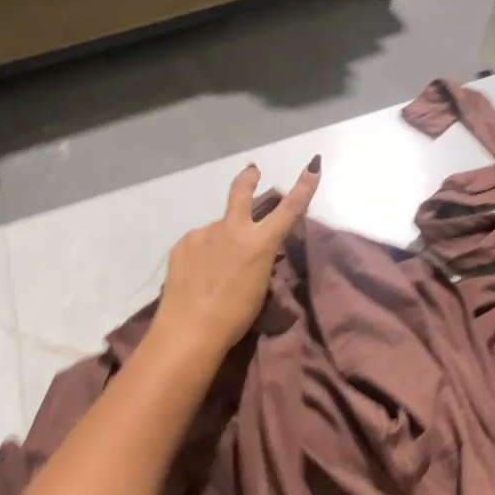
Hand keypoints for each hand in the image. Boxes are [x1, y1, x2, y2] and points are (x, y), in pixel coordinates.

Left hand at [149, 157, 321, 360]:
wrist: (189, 329)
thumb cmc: (234, 318)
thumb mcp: (259, 288)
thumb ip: (258, 261)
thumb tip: (253, 251)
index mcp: (259, 243)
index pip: (289, 209)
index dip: (304, 187)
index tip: (313, 166)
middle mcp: (232, 229)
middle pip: (241, 191)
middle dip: (248, 178)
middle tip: (252, 171)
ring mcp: (204, 233)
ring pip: (217, 230)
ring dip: (220, 241)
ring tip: (213, 270)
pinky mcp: (182, 243)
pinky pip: (197, 244)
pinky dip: (201, 254)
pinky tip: (196, 275)